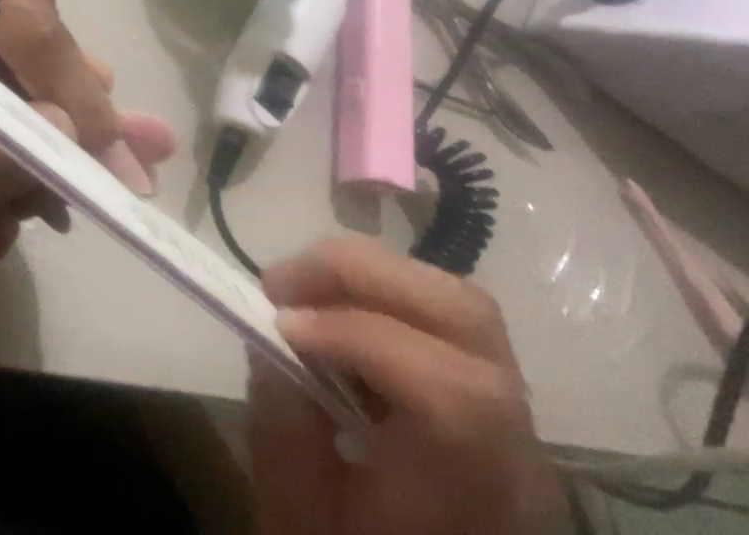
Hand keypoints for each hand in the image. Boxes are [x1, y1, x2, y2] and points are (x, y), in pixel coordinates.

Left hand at [0, 109, 177, 434]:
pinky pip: (21, 200)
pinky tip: (93, 197)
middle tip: (140, 126)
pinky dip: (56, 195)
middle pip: (5, 118)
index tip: (98, 78)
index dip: (33, 76)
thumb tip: (58, 117)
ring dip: (76, 156)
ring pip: (20, 158)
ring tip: (147, 153)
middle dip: (71, 118)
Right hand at [249, 236, 566, 534]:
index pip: (450, 390)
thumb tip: (270, 343)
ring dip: (365, 276)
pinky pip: (445, 319)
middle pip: (465, 317)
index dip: (357, 335)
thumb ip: (282, 433)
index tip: (278, 328)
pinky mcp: (493, 400)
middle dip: (357, 275)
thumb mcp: (296, 518)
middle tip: (275, 288)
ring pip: (459, 302)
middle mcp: (512, 445)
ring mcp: (514, 416)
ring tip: (296, 296)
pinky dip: (378, 295)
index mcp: (468, 495)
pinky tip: (329, 320)